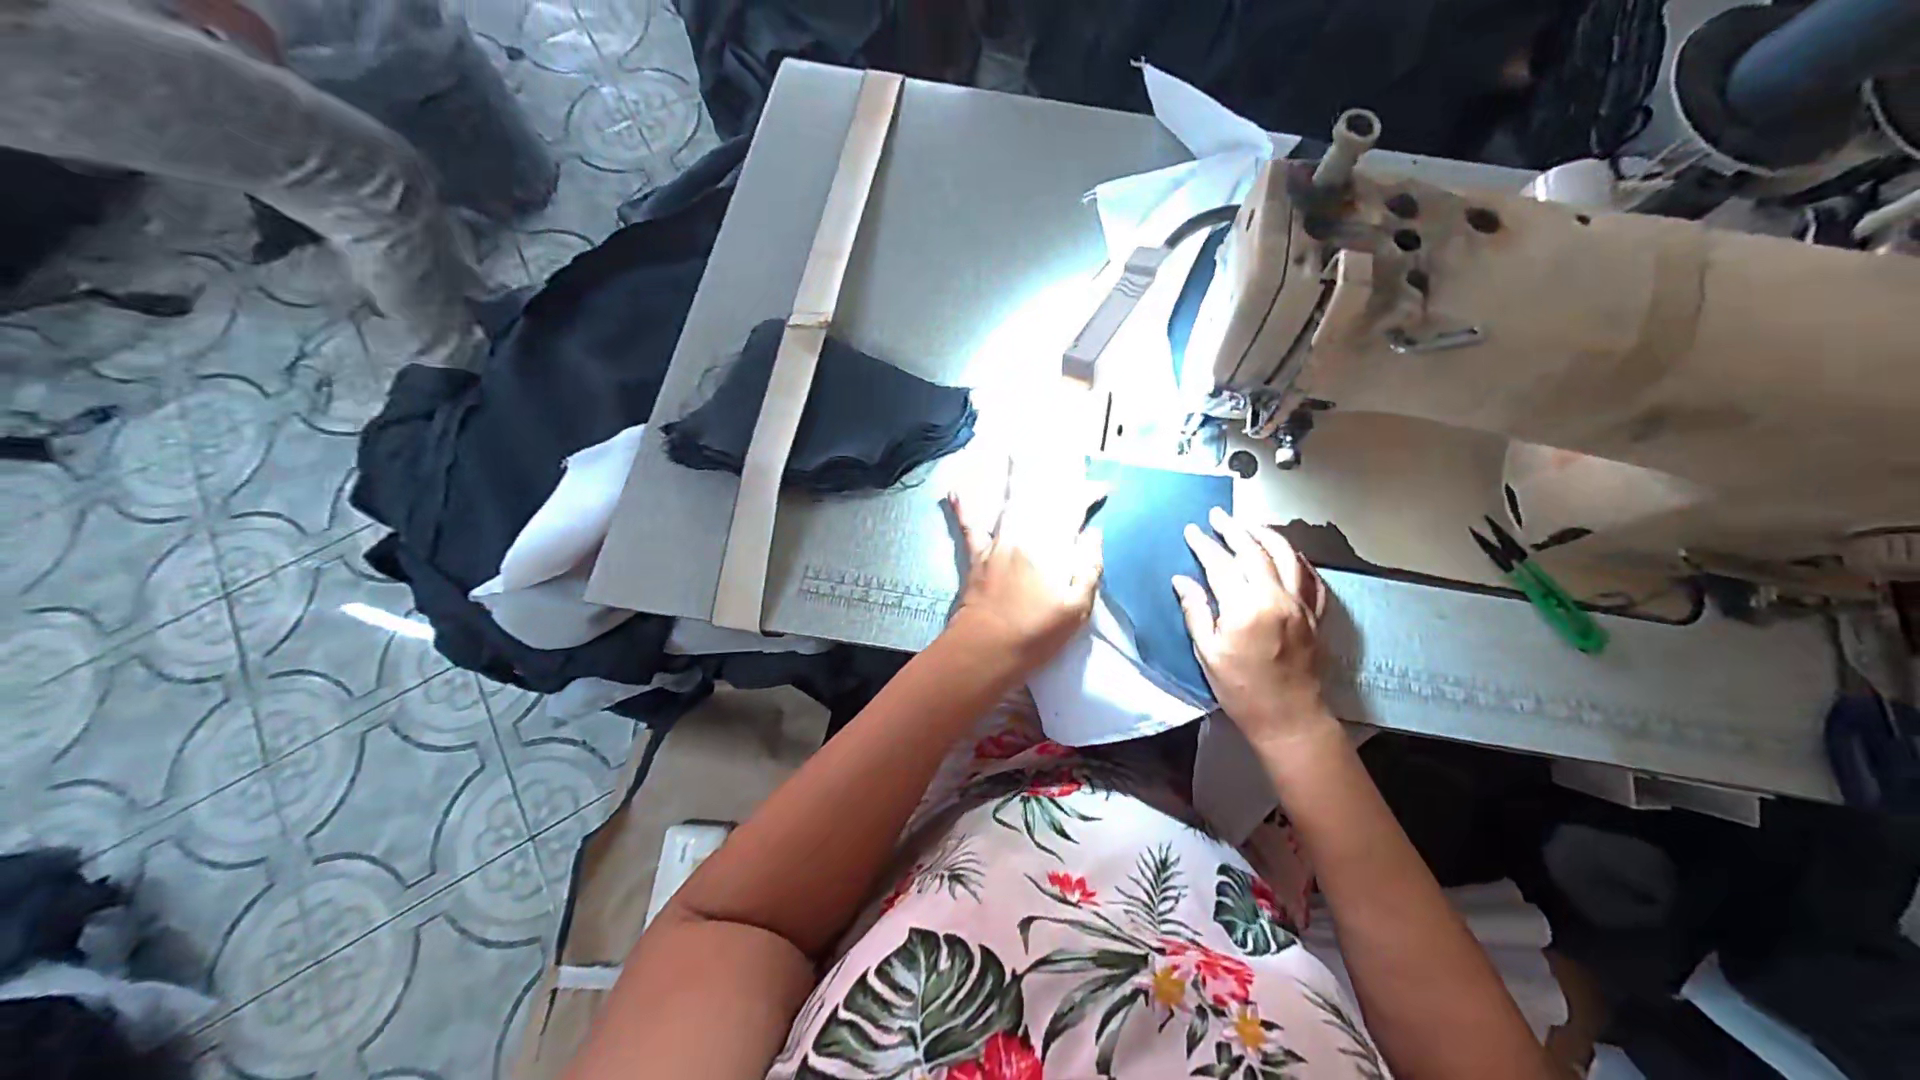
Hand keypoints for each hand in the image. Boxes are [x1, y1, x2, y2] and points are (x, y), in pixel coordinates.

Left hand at [945, 455, 1104, 675]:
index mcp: (1049, 550)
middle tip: (1064, 462)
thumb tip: (1093, 536)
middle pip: (1039, 500)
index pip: (1070, 512)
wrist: (986, 650)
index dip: (1086, 496)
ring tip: (1015, 453)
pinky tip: (955, 490)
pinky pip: (970, 527)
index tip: (1101, 489)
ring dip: (1014, 480)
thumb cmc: (1035, 634)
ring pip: (1008, 505)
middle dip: (1054, 479)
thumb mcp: (1076, 608)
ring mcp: (996, 545)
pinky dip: (964, 509)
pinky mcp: (976, 558)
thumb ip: (1088, 569)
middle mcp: (1021, 538)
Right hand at [1174, 508, 1334, 747]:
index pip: (1221, 564)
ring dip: (1265, 535)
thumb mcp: (1208, 652)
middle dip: (1233, 529)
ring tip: (1249, 525)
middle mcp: (1277, 598)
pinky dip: (1297, 558)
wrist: (1288, 717)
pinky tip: (1286, 552)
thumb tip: (1182, 580)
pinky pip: (1310, 576)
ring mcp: (1300, 604)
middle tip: (1217, 516)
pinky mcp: (1314, 614)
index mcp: (1246, 608)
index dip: (1204, 544)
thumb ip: (1196, 611)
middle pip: (1254, 551)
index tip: (1192, 531)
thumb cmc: (1241, 690)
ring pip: (1286, 556)